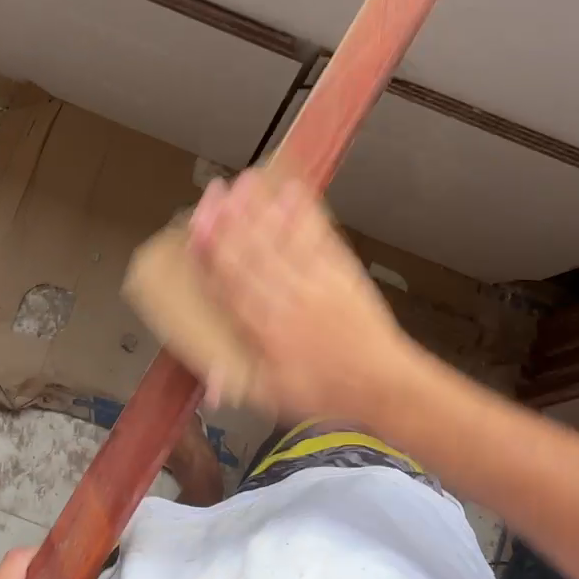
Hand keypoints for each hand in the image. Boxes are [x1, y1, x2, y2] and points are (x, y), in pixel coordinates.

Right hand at [187, 169, 422, 420]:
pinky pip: (319, 239)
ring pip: (282, 240)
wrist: (383, 383)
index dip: (211, 254)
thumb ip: (241, 384)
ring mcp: (315, 281)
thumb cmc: (326, 392)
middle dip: (231, 220)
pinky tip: (292, 191)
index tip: (196, 227)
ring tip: (247, 180)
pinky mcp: (340, 271)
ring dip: (262, 208)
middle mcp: (286, 299)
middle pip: (252, 253)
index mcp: (265, 330)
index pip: (229, 284)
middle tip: (215, 189)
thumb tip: (210, 383)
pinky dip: (304, 213)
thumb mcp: (276, 398)